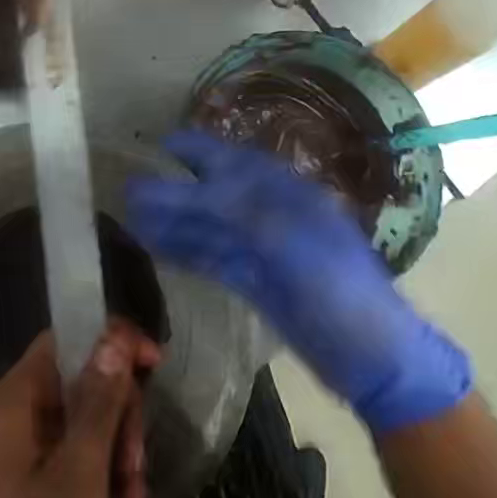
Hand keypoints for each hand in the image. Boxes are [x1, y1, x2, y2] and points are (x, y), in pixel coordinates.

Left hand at [0, 321, 162, 497]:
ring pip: (91, 412)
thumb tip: (116, 338)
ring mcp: (29, 434)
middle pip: (87, 376)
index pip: (70, 336)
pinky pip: (81, 442)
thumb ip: (100, 402)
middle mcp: (21, 405)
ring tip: (133, 491)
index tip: (154, 363)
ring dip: (120, 446)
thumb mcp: (80, 469)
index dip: (115, 342)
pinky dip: (106, 465)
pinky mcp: (37, 461)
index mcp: (20, 395)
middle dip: (122, 414)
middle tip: (136, 460)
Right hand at [127, 130, 469, 433]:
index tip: (159, 145)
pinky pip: (215, 260)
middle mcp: (274, 216)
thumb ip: (228, 208)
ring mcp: (265, 252)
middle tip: (129, 191)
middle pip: (216, 195)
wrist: (367, 352)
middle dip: (175, 192)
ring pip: (211, 230)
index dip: (198, 151)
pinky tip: (158, 248)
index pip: (234, 162)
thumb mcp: (283, 237)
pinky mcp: (258, 284)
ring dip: (174, 223)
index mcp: (288, 195)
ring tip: (130, 219)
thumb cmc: (332, 286)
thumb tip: (175, 188)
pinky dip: (187, 253)